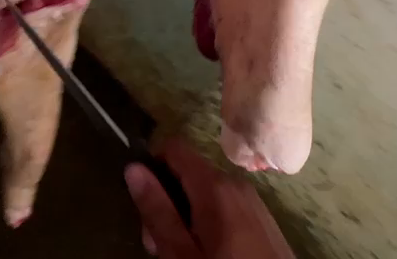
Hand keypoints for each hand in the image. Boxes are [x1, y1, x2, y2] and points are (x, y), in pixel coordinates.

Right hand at [124, 136, 295, 258]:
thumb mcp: (182, 254)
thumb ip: (157, 210)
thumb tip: (133, 167)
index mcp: (214, 185)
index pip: (173, 147)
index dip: (152, 166)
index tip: (144, 201)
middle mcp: (235, 182)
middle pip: (188, 172)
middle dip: (168, 200)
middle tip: (159, 244)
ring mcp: (253, 201)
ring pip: (206, 192)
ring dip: (187, 215)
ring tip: (184, 253)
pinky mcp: (264, 220)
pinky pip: (226, 207)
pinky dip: (210, 223)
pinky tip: (210, 254)